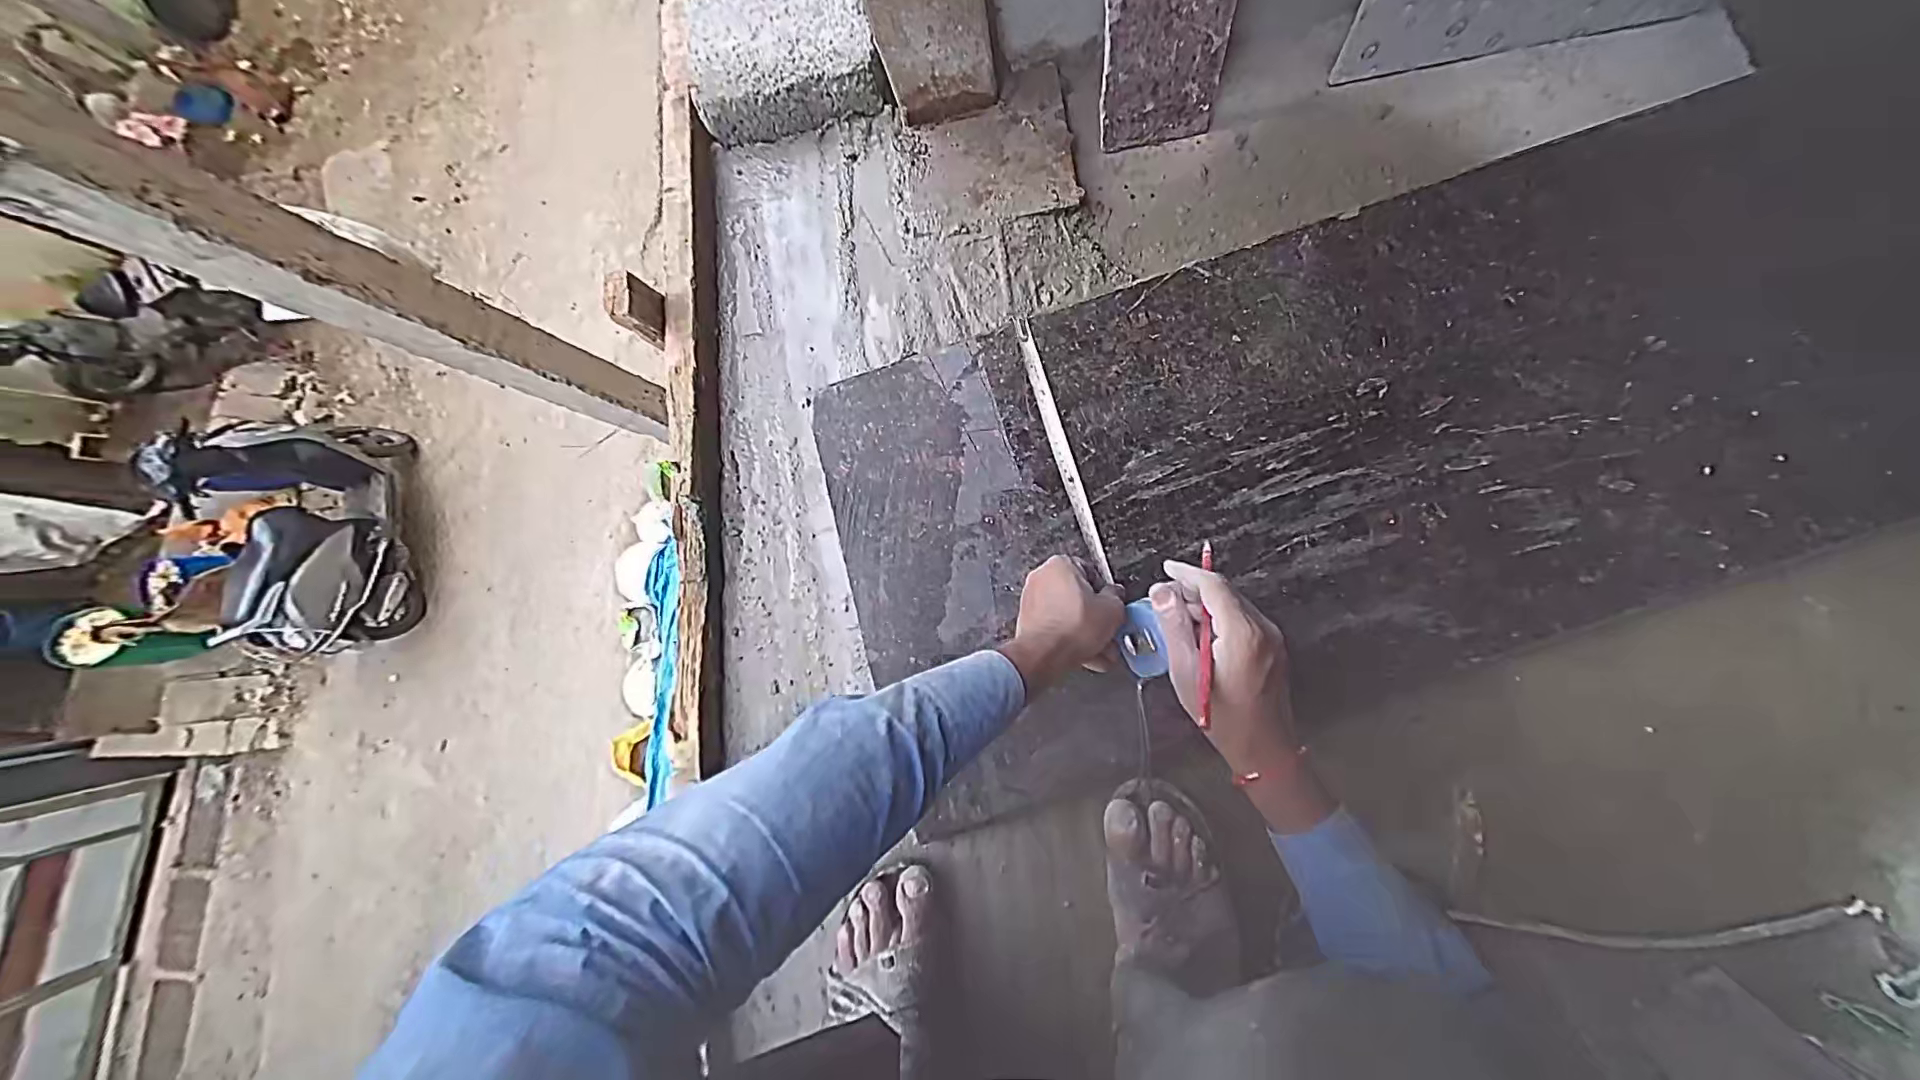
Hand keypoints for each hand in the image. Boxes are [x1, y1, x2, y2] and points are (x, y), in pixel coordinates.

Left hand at [998, 555, 1124, 695]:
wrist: (1045, 655)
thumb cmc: (1071, 628)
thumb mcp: (1112, 609)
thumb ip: (1117, 597)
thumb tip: (1115, 596)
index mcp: (1060, 565)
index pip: (1091, 572)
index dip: (1106, 593)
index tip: (1112, 606)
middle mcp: (1042, 579)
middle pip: (1079, 598)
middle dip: (1096, 618)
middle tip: (1108, 630)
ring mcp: (1032, 601)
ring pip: (1068, 616)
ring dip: (1086, 632)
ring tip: (1101, 648)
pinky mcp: (1028, 623)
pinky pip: (1056, 628)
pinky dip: (1070, 640)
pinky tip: (1087, 655)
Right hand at [1151, 560, 1332, 831]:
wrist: (1264, 749)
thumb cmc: (1224, 718)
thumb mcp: (1186, 671)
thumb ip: (1173, 627)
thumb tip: (1162, 593)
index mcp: (1242, 633)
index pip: (1214, 586)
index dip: (1187, 573)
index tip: (1168, 570)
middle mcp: (1263, 630)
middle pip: (1224, 593)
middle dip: (1192, 591)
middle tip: (1164, 599)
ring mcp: (1271, 639)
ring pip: (1232, 606)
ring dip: (1203, 606)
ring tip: (1176, 621)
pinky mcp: (1272, 649)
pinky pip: (1241, 621)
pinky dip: (1218, 620)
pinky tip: (1198, 636)